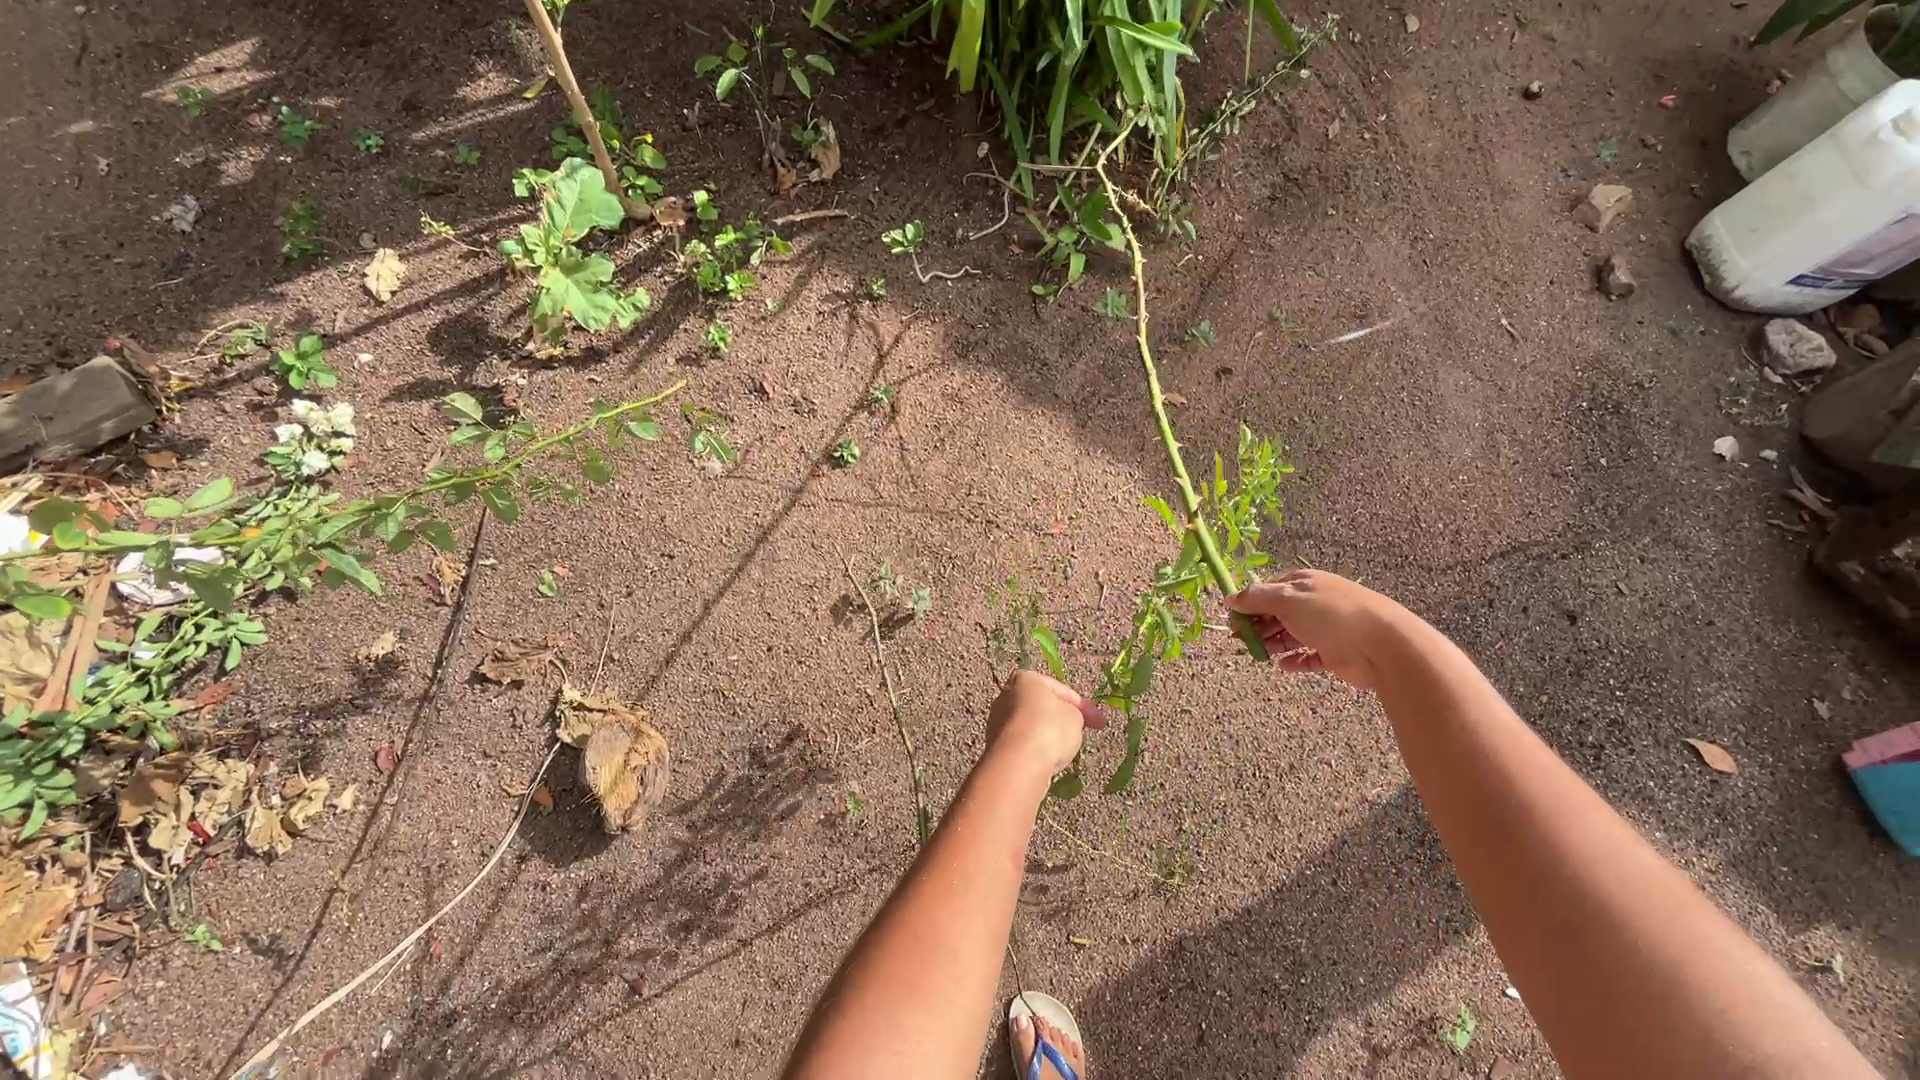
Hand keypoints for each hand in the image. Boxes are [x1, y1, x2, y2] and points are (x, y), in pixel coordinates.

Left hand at [984, 670, 1104, 777]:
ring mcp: (997, 720)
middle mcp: (1005, 695)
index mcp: (1025, 679)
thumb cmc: (1050, 729)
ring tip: (1065, 750)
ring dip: (1048, 735)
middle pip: (1041, 706)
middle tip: (1080, 731)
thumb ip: (1073, 713)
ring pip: (1031, 726)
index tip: (1100, 722)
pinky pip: (1023, 743)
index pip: (1060, 689)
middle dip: (1061, 718)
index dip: (1084, 706)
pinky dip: (1036, 748)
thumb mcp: (1075, 717)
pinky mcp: (994, 744)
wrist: (1018, 761)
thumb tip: (1066, 718)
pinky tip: (1047, 760)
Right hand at [1226, 569, 1404, 689]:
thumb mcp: (1287, 599)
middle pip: (1277, 614)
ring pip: (1290, 636)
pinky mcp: (1333, 653)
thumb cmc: (1331, 614)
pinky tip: (1284, 666)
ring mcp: (1324, 629)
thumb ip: (1256, 598)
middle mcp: (1313, 604)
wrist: (1381, 644)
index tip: (1233, 619)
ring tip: (1260, 654)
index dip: (1249, 603)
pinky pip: (1308, 657)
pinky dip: (1294, 661)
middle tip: (1241, 640)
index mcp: (1304, 584)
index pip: (1268, 590)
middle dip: (1258, 626)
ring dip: (1273, 643)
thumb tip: (1230, 598)